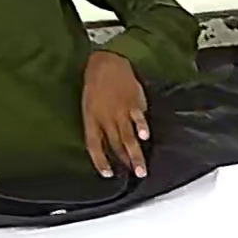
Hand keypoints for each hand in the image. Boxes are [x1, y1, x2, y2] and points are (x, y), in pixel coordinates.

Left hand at [82, 51, 148, 178]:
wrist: (107, 62)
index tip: (107, 174)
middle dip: (125, 161)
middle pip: (115, 145)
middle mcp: (105, 118)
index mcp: (91, 118)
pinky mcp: (133, 104)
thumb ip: (101, 123)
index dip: (100, 160)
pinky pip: (138, 118)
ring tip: (142, 169)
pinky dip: (142, 128)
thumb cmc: (98, 84)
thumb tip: (112, 141)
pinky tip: (146, 137)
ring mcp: (119, 112)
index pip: (94, 144)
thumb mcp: (90, 105)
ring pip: (127, 137)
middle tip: (135, 175)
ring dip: (135, 154)